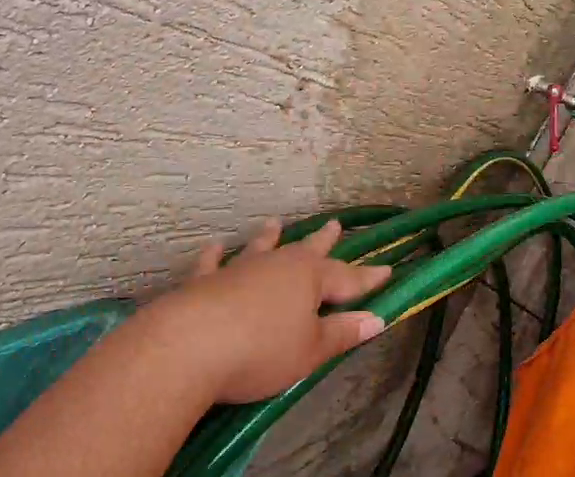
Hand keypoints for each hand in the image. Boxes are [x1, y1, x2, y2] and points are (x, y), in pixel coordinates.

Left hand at [142, 219, 392, 403]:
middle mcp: (279, 265)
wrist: (187, 347)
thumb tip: (377, 319)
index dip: (369, 277)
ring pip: (261, 248)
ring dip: (270, 237)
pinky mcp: (202, 283)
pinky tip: (214, 247)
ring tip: (275, 223)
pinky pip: (211, 264)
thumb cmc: (260, 351)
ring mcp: (240, 270)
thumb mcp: (310, 351)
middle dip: (324, 241)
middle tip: (335, 224)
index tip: (387, 269)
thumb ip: (343, 333)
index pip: (349, 278)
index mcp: (311, 278)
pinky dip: (214, 256)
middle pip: (307, 251)